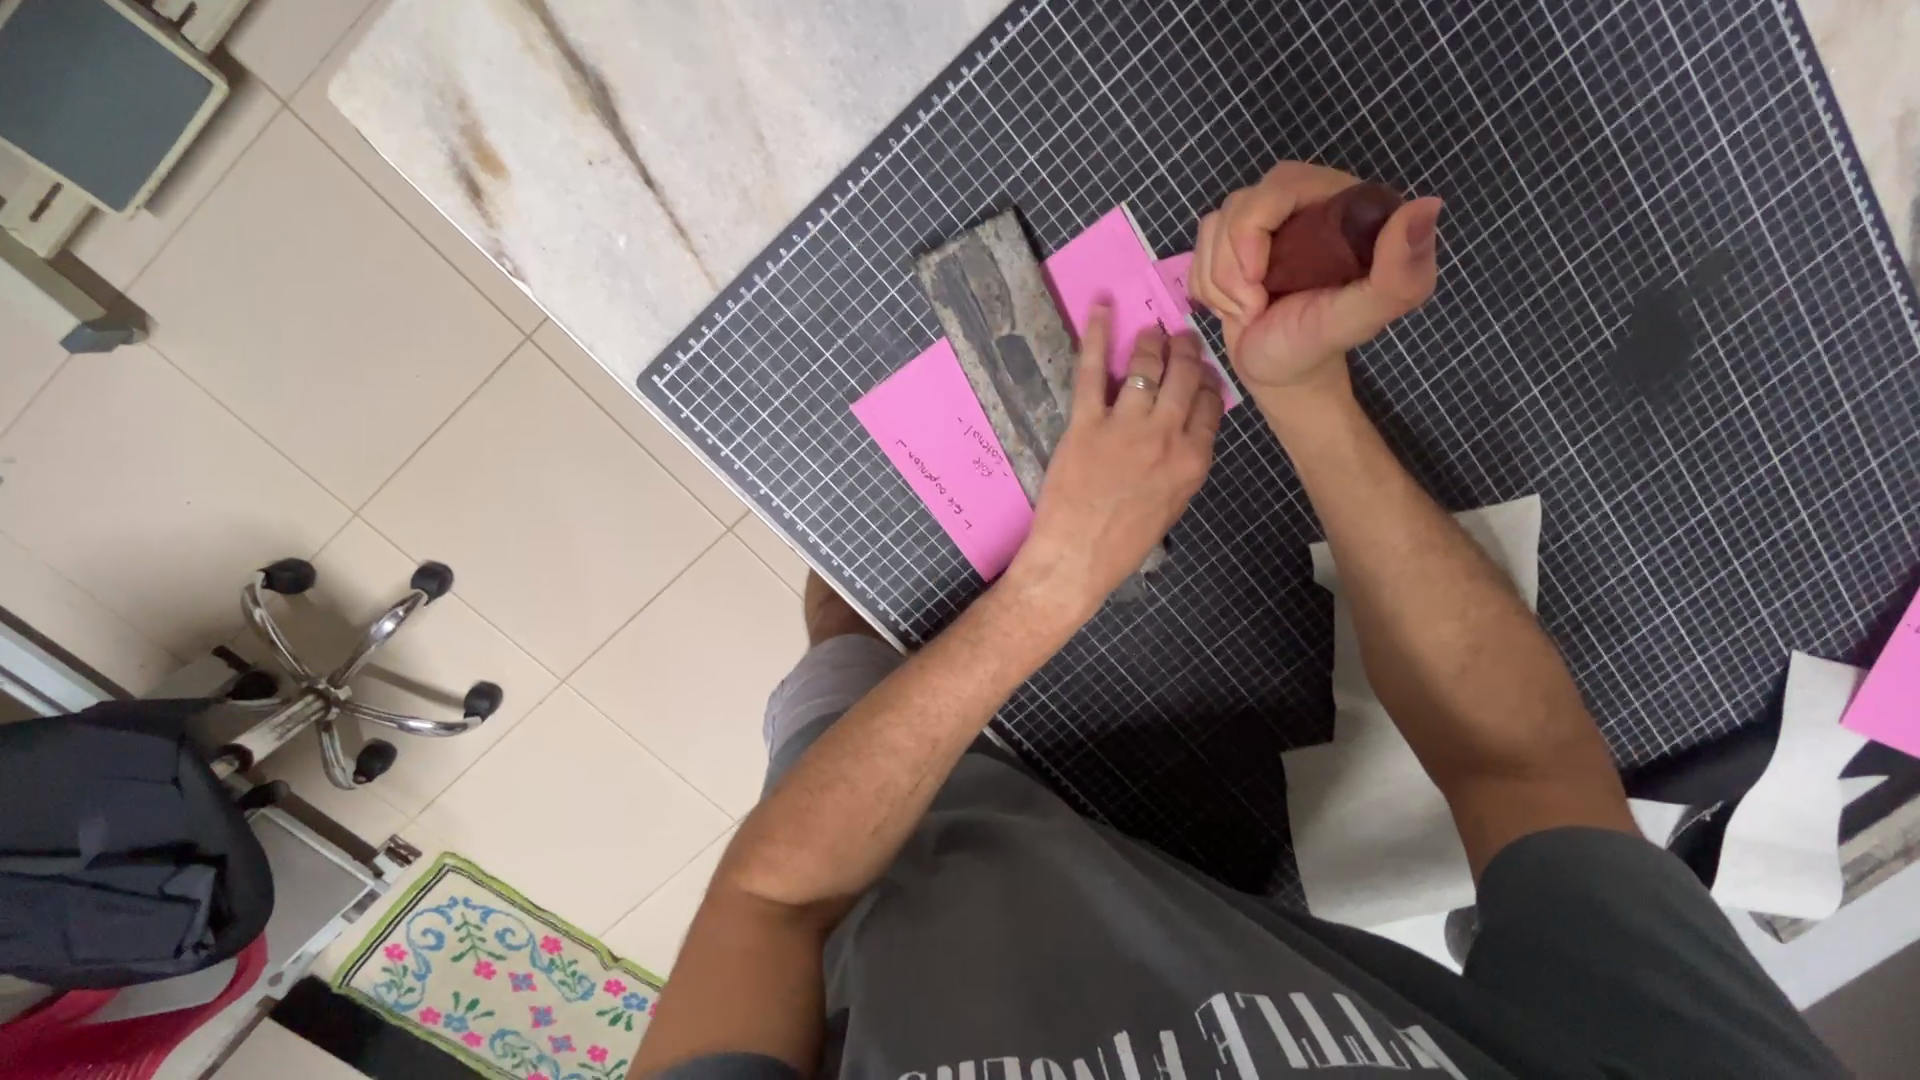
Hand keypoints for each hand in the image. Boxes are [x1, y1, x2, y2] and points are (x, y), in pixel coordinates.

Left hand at [1002, 305, 1222, 621]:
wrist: (1077, 559)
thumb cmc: (1124, 543)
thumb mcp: (1171, 505)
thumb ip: (1183, 463)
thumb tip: (1187, 428)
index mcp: (1193, 459)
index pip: (1211, 403)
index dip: (1206, 381)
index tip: (1200, 371)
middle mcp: (1166, 435)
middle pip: (1185, 377)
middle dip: (1186, 350)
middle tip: (1181, 338)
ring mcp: (1125, 426)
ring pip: (1145, 367)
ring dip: (1151, 343)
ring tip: (1152, 333)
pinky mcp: (1085, 424)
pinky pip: (1092, 372)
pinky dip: (1097, 336)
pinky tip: (1101, 308)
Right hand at [1190, 161, 1442, 402]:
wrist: (1280, 375)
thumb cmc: (1317, 346)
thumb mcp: (1361, 316)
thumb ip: (1397, 270)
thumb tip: (1425, 206)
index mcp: (1342, 206)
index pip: (1280, 185)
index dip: (1253, 230)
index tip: (1257, 281)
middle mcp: (1302, 206)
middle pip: (1239, 204)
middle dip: (1232, 264)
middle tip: (1252, 304)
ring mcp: (1265, 226)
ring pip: (1214, 226)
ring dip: (1220, 281)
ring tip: (1248, 309)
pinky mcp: (1233, 248)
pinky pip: (1200, 247)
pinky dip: (1207, 285)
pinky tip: (1233, 306)